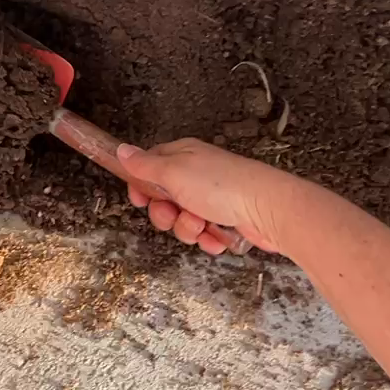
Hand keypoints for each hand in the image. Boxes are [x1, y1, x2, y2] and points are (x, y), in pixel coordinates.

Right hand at [117, 138, 319, 256]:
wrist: (268, 208)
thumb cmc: (222, 185)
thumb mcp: (172, 172)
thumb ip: (143, 165)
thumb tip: (122, 150)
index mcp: (182, 156)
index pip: (149, 167)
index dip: (141, 186)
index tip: (140, 199)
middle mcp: (196, 175)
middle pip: (163, 199)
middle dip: (165, 214)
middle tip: (174, 213)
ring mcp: (212, 199)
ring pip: (182, 220)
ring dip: (187, 228)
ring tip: (201, 224)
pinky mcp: (227, 220)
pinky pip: (204, 234)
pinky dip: (207, 239)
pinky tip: (215, 236)